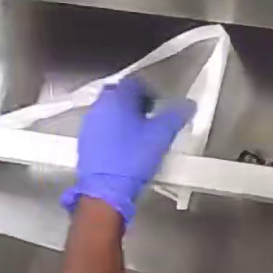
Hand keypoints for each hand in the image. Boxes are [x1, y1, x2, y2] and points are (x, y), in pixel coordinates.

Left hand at [61, 76, 195, 225]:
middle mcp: (100, 107)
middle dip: (134, 102)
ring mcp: (89, 125)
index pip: (134, 82)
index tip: (159, 104)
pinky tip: (124, 147)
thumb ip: (176, 116)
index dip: (149, 90)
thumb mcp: (161, 136)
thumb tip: (188, 105)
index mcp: (117, 99)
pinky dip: (112, 131)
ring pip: (108, 111)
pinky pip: (100, 128)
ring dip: (123, 117)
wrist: (106, 189)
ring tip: (138, 133)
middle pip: (118, 94)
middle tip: (149, 116)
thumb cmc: (132, 159)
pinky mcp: (85, 142)